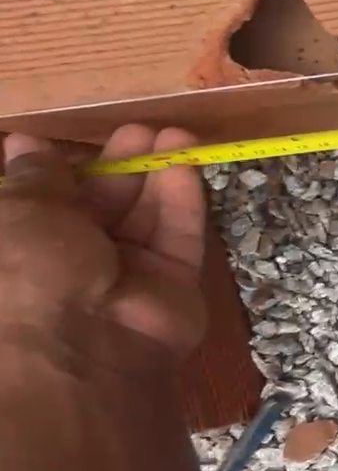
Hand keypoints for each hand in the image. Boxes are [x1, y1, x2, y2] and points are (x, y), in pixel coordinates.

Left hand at [0, 126, 207, 362]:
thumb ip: (33, 179)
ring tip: (175, 135)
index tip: (47, 140)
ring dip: (155, 174)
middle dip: (113, 164)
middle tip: (138, 130)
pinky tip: (187, 166)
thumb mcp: (13, 211)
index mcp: (15, 240)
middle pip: (94, 201)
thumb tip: (30, 147)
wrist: (84, 340)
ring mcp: (124, 267)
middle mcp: (65, 253)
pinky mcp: (172, 278)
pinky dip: (182, 200)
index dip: (41, 166)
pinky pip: (176, 235)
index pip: (30, 198)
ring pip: (141, 213)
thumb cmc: (20, 269)